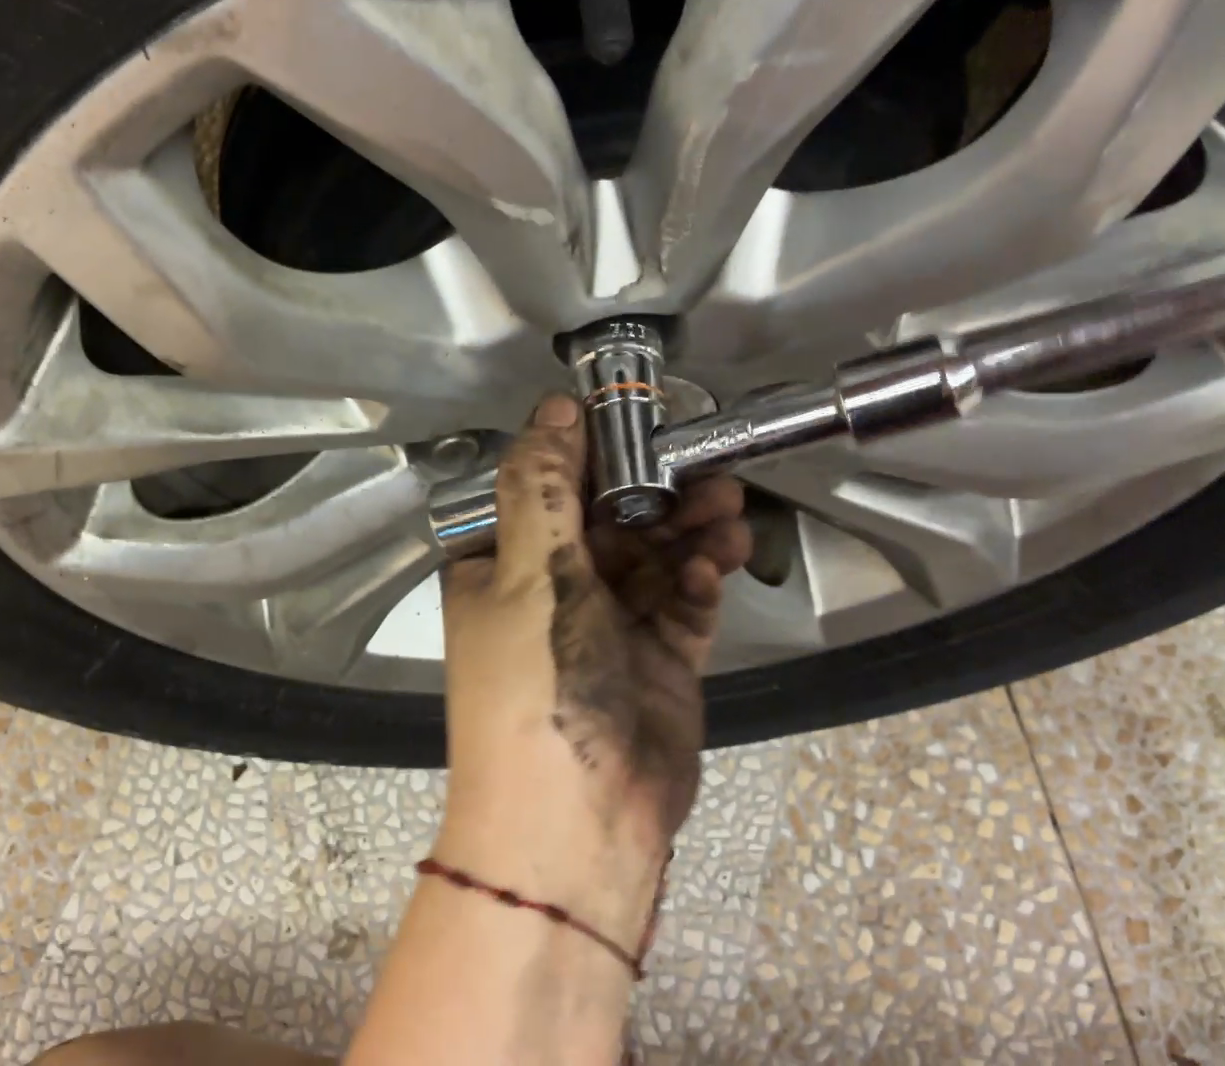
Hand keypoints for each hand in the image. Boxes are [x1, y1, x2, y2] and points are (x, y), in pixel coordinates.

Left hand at [434, 393, 750, 933]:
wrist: (575, 816)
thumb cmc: (535, 683)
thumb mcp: (529, 574)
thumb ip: (540, 488)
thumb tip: (552, 408)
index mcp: (496, 571)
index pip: (538, 494)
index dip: (584, 458)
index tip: (635, 423)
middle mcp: (547, 595)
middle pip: (606, 524)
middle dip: (652, 493)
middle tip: (703, 465)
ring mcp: (606, 631)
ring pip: (652, 560)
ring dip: (688, 530)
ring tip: (728, 503)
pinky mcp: (656, 664)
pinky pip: (682, 605)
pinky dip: (701, 580)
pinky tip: (719, 561)